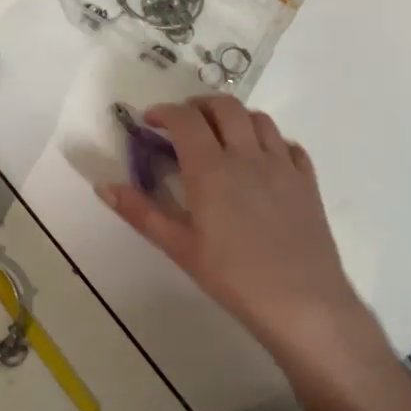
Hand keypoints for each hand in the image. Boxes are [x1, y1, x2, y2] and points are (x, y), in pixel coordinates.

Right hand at [97, 95, 367, 360]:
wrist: (303, 304)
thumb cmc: (233, 277)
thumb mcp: (178, 247)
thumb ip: (140, 212)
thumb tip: (103, 186)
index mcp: (210, 168)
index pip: (185, 118)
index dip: (164, 112)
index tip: (150, 121)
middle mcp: (247, 155)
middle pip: (224, 106)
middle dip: (198, 106)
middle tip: (183, 125)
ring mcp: (282, 166)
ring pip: (258, 118)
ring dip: (234, 118)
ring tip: (220, 137)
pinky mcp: (307, 182)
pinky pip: (288, 144)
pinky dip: (269, 141)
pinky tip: (259, 161)